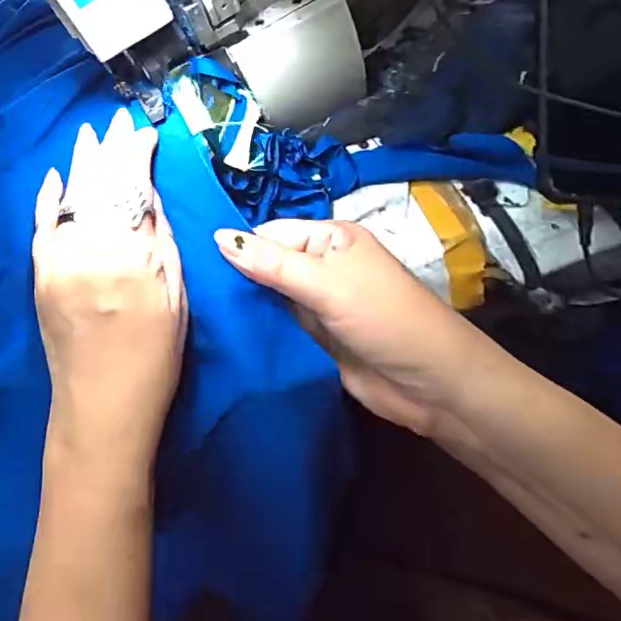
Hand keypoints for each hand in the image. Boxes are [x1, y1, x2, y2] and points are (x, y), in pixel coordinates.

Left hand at [32, 110, 187, 464]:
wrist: (99, 413)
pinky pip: (41, 227)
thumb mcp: (175, 298)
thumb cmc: (153, 362)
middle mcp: (86, 250)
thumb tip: (149, 196)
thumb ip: (161, 241)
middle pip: (99, 186)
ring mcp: (55, 262)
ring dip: (81, 162)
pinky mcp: (39, 277)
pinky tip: (55, 176)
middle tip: (117, 118)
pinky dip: (47, 199)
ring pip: (70, 198)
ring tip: (89, 132)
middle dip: (110, 148)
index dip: (138, 156)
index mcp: (127, 256)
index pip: (132, 188)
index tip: (145, 131)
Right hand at [214, 219, 494, 439]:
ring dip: (243, 302)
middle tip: (187, 286)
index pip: (270, 233)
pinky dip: (257, 326)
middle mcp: (320, 264)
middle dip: (236, 274)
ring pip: (269, 294)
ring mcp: (317, 301)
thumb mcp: (327, 285)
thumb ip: (272, 264)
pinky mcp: (314, 336)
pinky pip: (278, 323)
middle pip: (267, 262)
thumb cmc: (384, 319)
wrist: (433, 386)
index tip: (194, 261)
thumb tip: (218, 237)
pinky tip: (223, 330)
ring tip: (195, 306)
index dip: (237, 245)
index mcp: (329, 238)